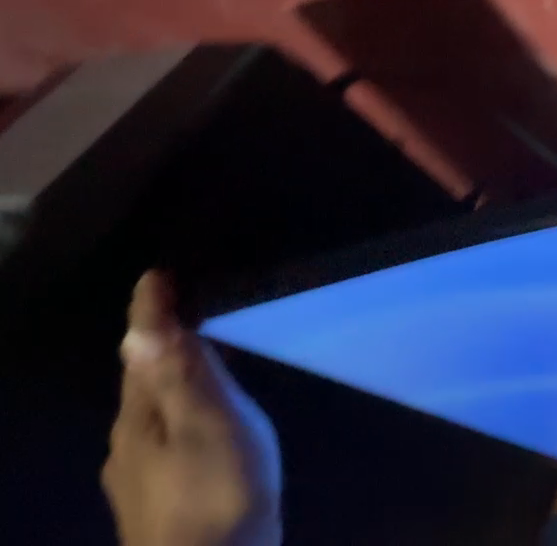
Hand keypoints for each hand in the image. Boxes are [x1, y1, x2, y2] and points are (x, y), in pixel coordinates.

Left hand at [103, 272, 281, 545]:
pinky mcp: (164, 493)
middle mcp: (130, 442)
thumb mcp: (209, 425)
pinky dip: (179, 405)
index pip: (142, 353)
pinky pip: (165, 431)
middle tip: (181, 306)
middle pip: (142, 381)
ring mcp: (143, 472)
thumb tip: (144, 328)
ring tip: (198, 352)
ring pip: (151, 409)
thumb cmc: (215, 488)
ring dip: (169, 376)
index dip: (150, 314)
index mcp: (141, 419)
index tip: (156, 275)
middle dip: (157, 344)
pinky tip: (202, 417)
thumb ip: (182, 378)